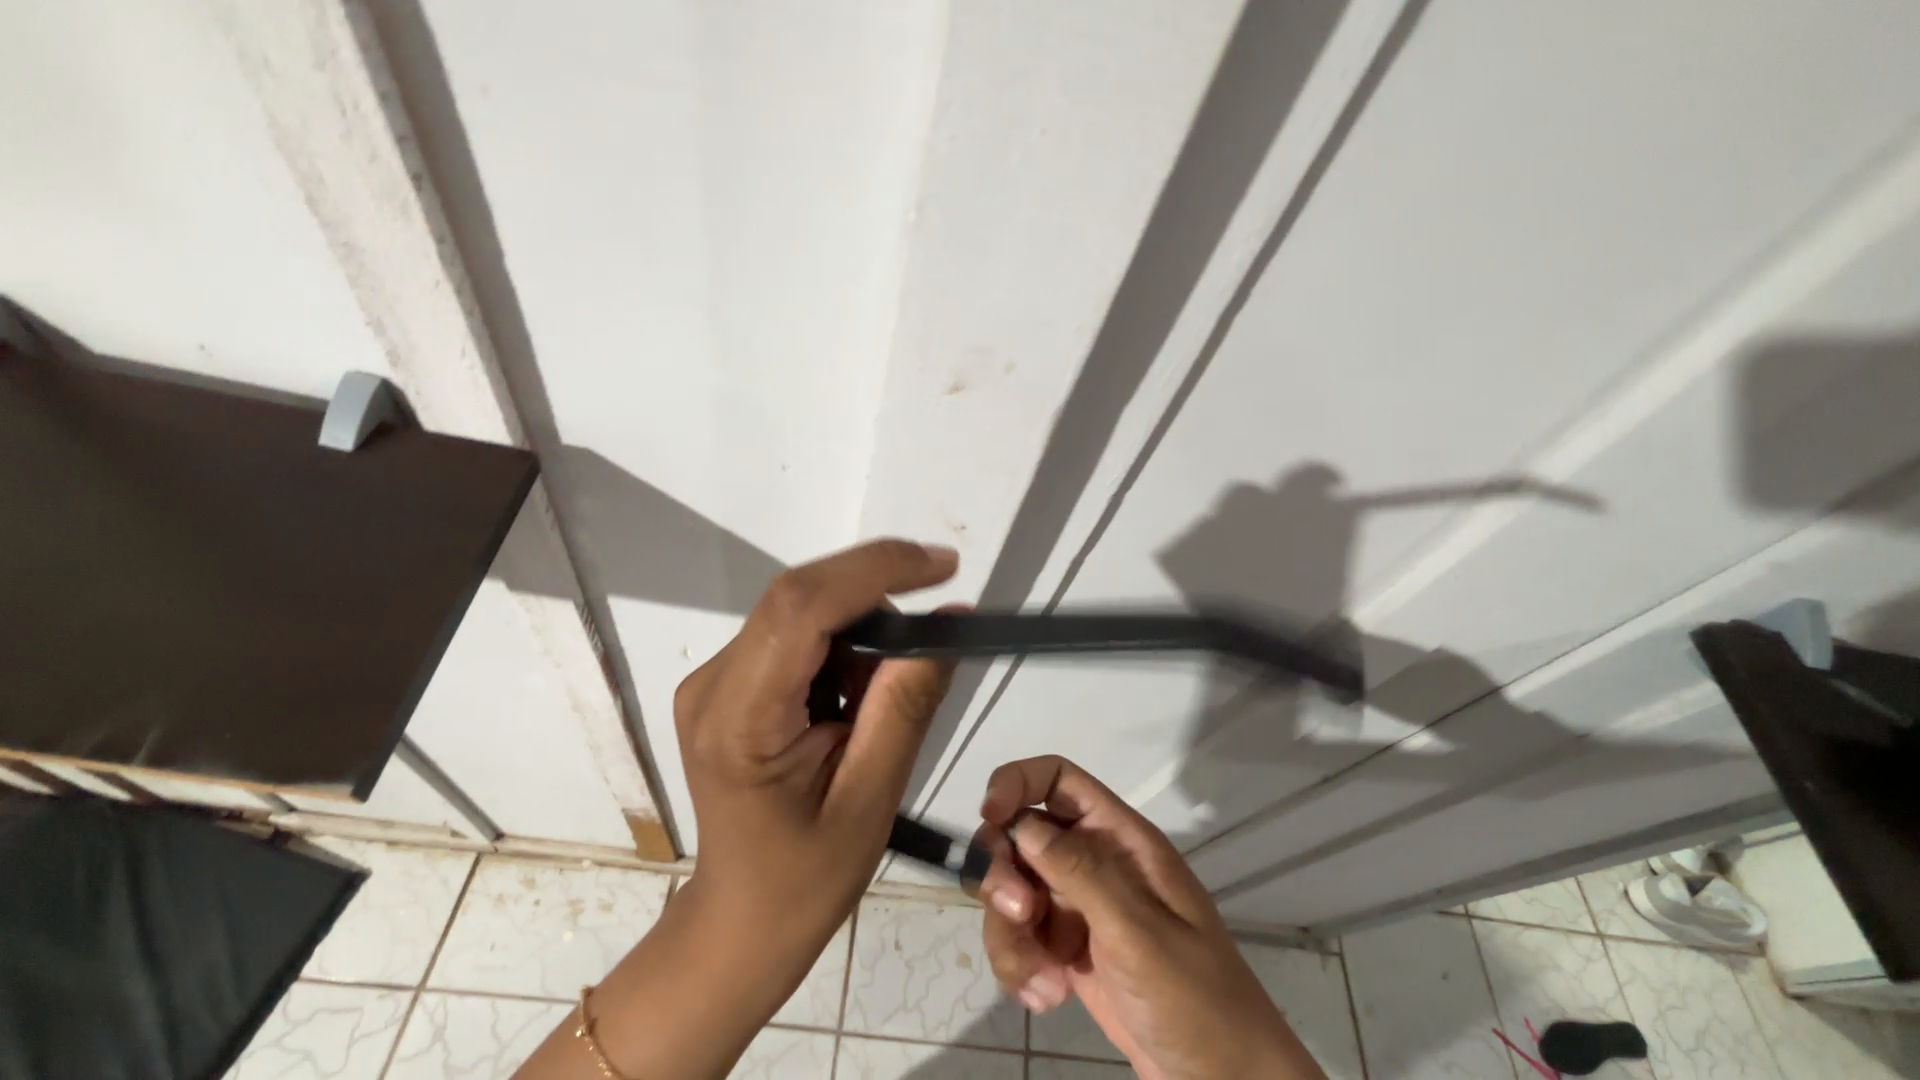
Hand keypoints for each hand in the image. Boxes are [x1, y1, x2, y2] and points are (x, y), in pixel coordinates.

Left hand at [672, 538, 960, 975]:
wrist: (744, 917)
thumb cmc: (806, 877)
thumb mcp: (871, 796)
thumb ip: (906, 703)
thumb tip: (952, 618)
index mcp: (739, 719)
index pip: (800, 608)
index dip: (874, 570)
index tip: (946, 568)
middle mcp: (712, 683)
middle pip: (798, 600)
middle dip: (876, 598)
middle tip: (935, 634)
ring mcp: (713, 681)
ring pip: (801, 612)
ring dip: (862, 632)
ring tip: (884, 701)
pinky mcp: (728, 685)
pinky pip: (795, 638)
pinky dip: (842, 651)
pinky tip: (858, 702)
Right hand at [975, 757, 1325, 1079]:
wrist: (1221, 1077)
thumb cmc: (1195, 997)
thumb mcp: (1138, 932)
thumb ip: (1080, 872)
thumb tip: (1023, 823)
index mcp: (1121, 840)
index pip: (1060, 779)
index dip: (1018, 782)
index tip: (990, 818)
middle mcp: (1094, 863)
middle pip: (1020, 837)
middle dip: (1004, 874)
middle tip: (1018, 916)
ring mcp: (1077, 908)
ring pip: (1011, 892)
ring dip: (1010, 935)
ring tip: (1043, 983)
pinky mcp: (1066, 950)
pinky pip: (1018, 939)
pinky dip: (1019, 966)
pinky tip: (1047, 998)